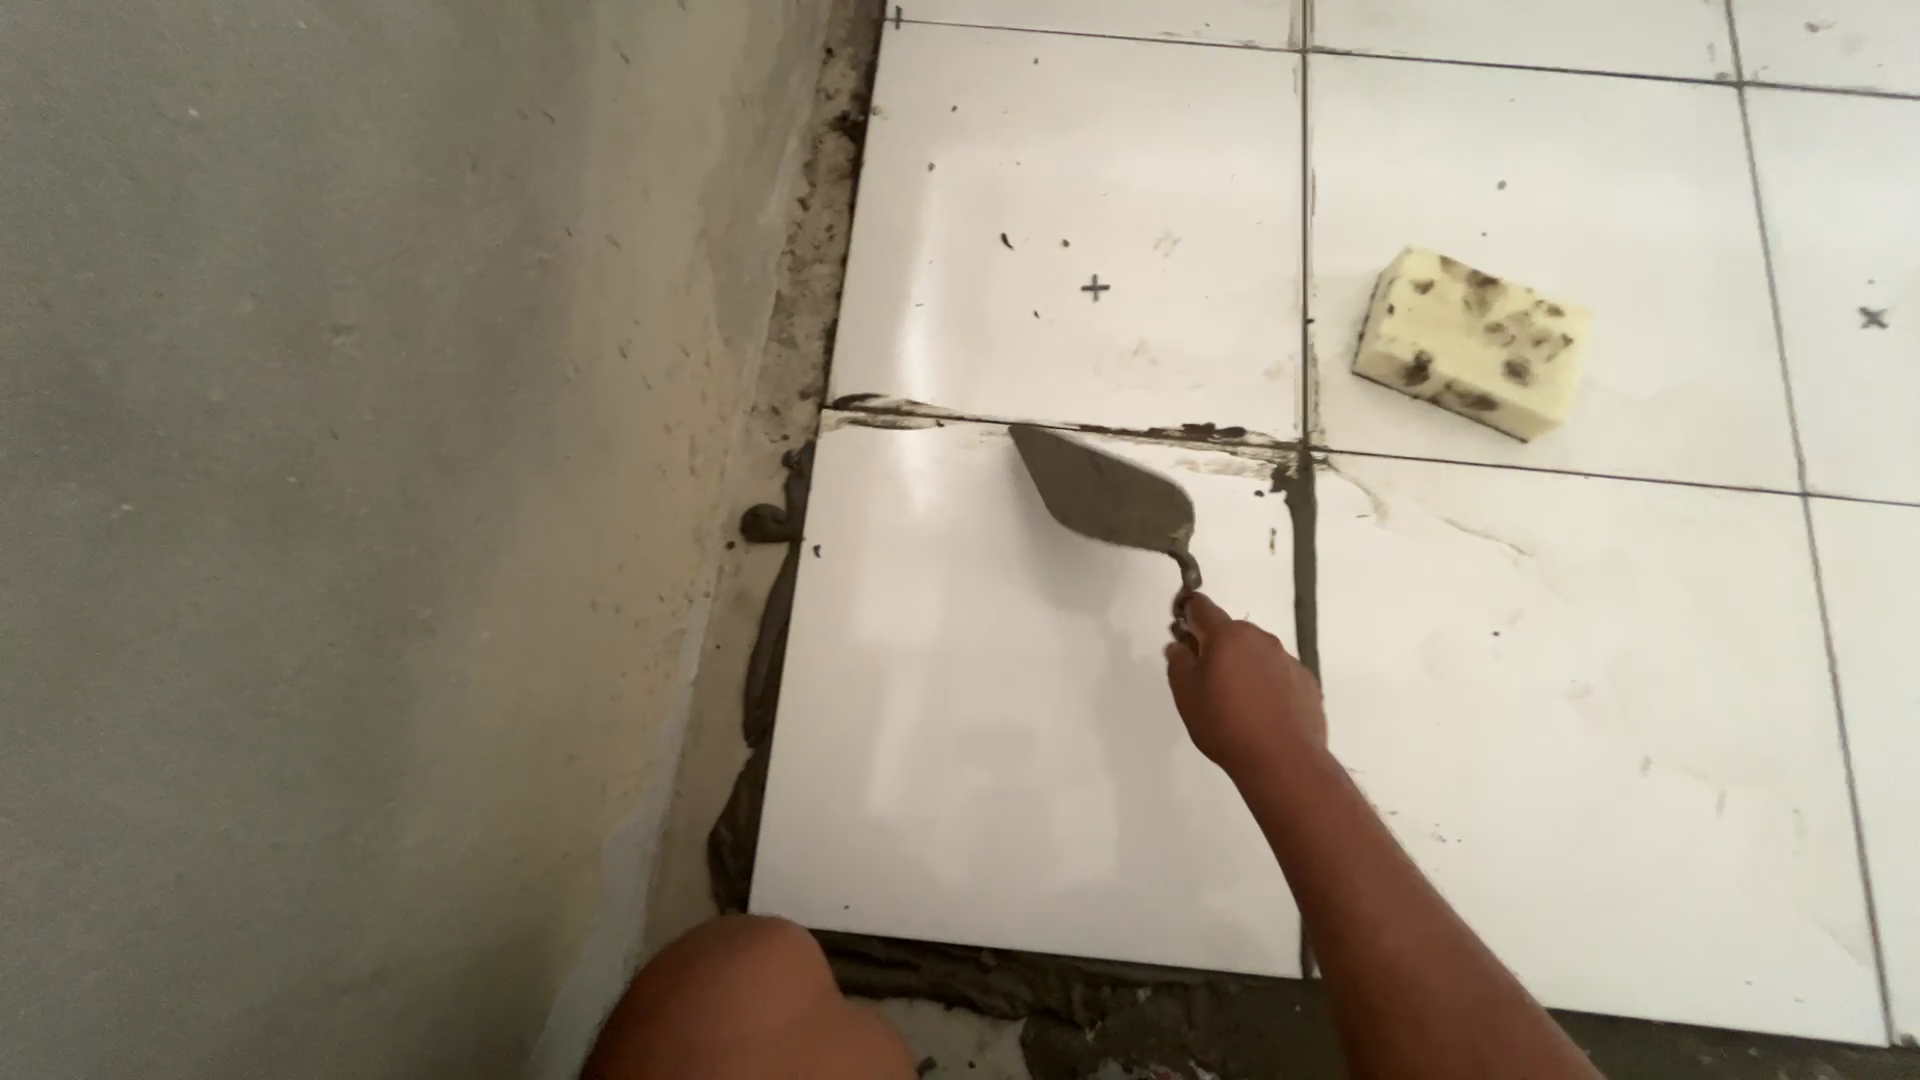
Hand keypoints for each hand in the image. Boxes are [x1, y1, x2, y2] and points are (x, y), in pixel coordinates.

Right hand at [1165, 593, 1326, 778]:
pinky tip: (1262, 713)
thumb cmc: (1224, 723)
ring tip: (1236, 702)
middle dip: (1215, 646)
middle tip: (1204, 679)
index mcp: (1227, 635)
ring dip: (1242, 665)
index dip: (1186, 614)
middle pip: (1230, 631)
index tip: (1181, 633)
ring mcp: (1288, 660)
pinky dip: (1266, 684)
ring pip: (1256, 653)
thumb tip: (1180, 646)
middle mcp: (1261, 638)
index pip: (1201, 607)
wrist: (1282, 760)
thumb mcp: (1185, 693)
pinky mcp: (1307, 683)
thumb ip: (1178, 661)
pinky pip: (1278, 674)